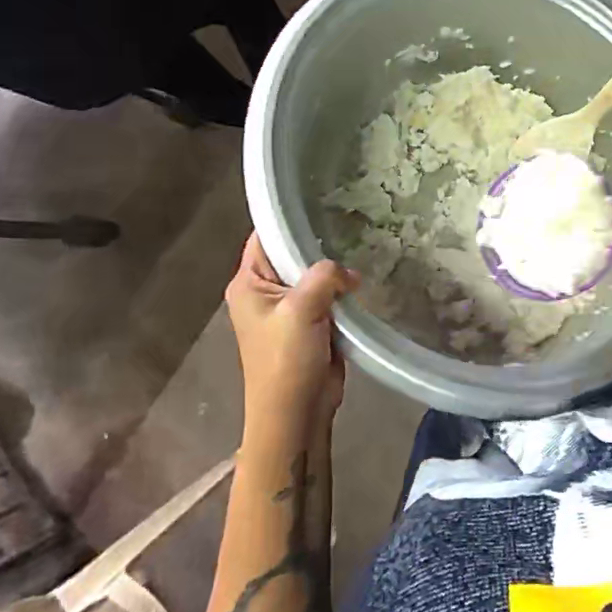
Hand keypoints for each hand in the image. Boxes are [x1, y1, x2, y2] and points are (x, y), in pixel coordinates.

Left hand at [226, 234, 356, 418]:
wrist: (297, 412)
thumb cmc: (286, 360)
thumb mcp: (302, 309)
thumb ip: (325, 275)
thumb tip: (349, 273)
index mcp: (248, 283)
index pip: (265, 237)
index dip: (289, 218)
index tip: (321, 199)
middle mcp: (265, 291)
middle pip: (293, 254)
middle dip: (320, 244)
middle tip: (353, 222)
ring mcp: (288, 309)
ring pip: (314, 276)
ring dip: (335, 271)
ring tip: (363, 246)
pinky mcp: (311, 324)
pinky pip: (328, 296)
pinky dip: (342, 291)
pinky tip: (361, 281)